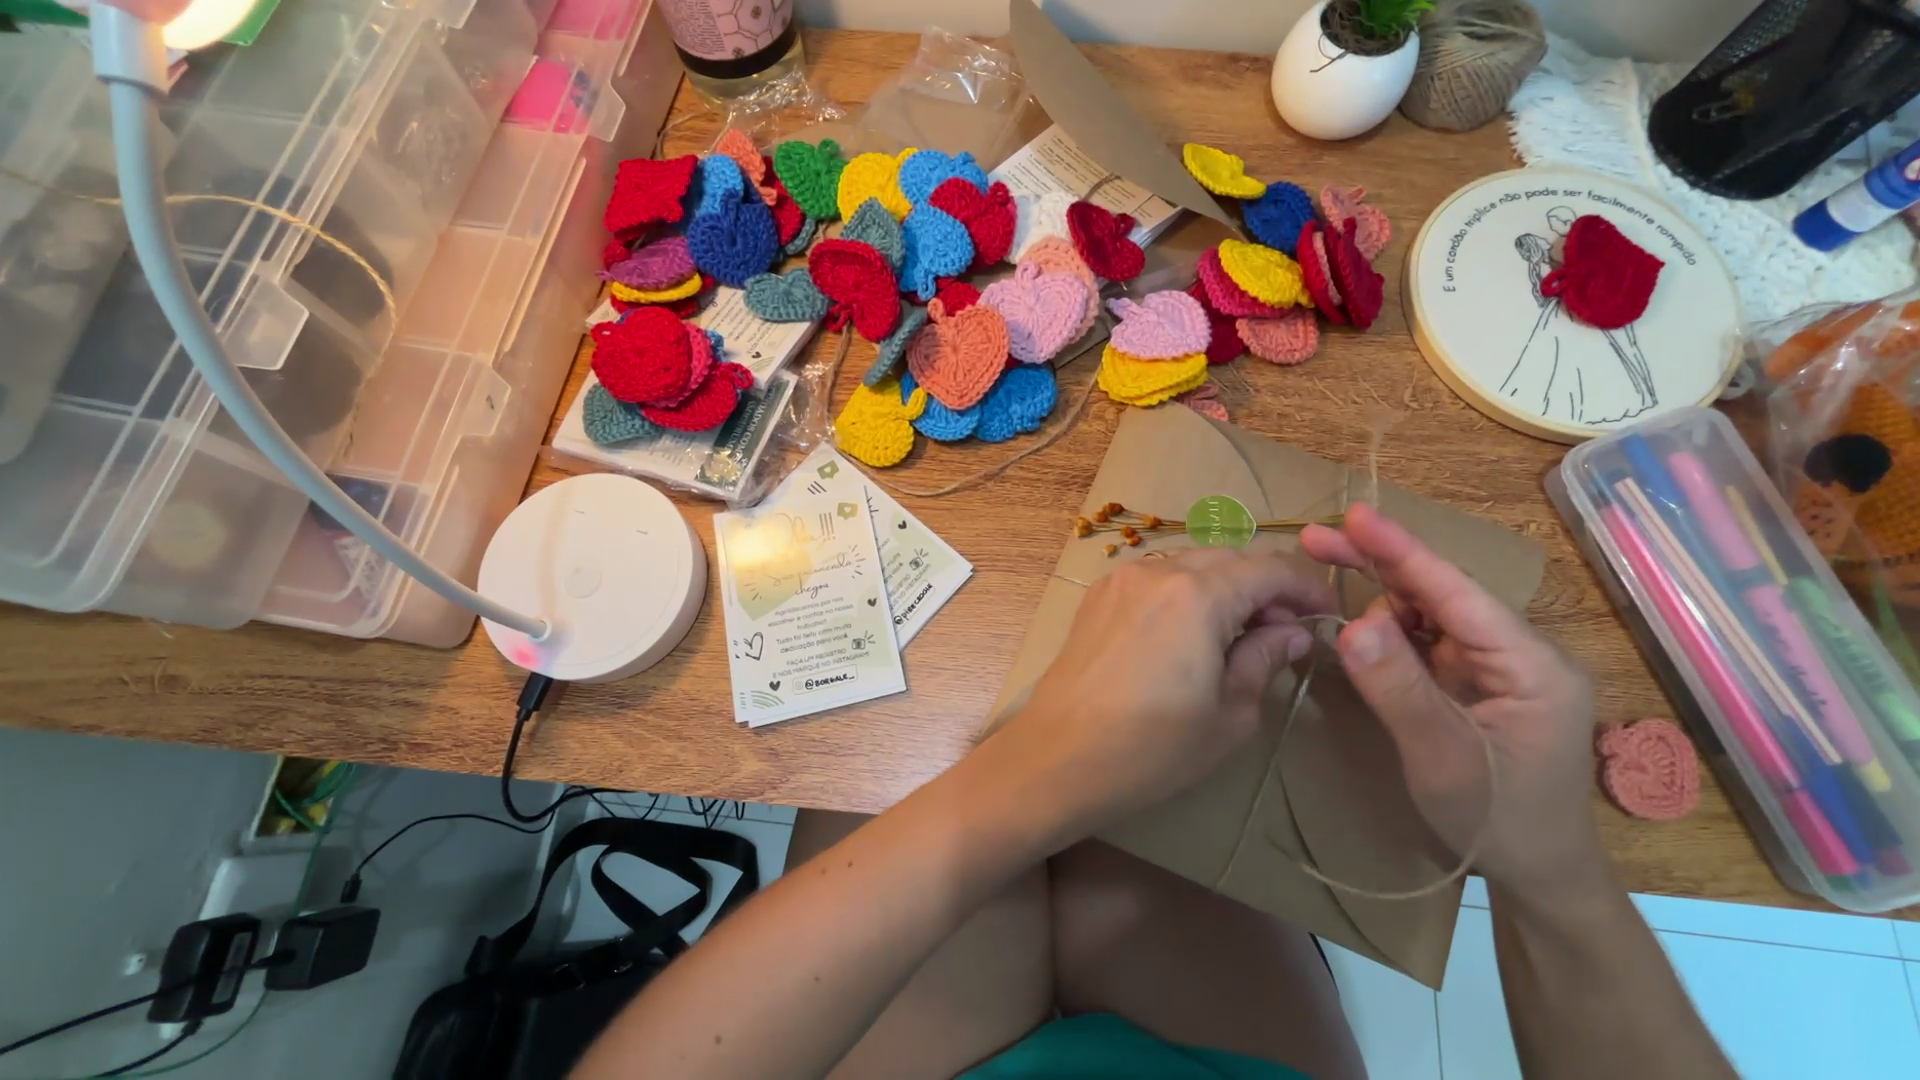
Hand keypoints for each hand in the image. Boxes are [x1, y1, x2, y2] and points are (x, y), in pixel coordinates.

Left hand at [995, 548, 1335, 836]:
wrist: (1058, 757)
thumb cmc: (1151, 748)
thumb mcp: (1230, 714)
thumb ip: (1265, 659)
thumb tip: (1293, 632)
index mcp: (1198, 595)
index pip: (1269, 569)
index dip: (1306, 588)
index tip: (1326, 616)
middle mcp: (1158, 571)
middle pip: (1230, 559)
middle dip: (1266, 586)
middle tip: (1287, 631)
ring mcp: (1121, 579)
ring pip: (1191, 563)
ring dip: (1224, 586)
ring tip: (1240, 633)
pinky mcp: (1097, 596)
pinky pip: (1156, 577)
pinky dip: (1185, 591)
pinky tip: (1191, 631)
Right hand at [1299, 504, 1603, 901]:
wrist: (1540, 873)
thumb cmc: (1498, 821)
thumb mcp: (1441, 758)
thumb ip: (1399, 689)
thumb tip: (1353, 624)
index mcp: (1530, 664)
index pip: (1456, 593)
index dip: (1402, 551)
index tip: (1354, 515)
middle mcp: (1516, 652)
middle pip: (1439, 592)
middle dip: (1379, 564)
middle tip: (1316, 540)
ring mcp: (1495, 666)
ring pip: (1427, 614)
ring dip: (1378, 604)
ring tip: (1326, 606)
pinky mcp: (1475, 681)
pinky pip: (1424, 641)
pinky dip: (1386, 633)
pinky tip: (1358, 637)